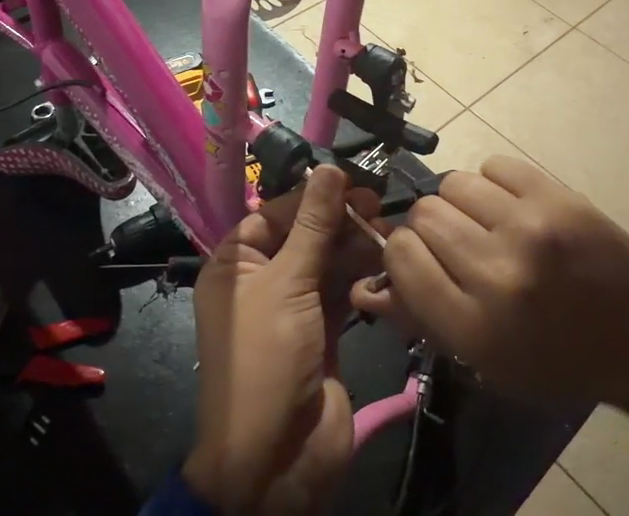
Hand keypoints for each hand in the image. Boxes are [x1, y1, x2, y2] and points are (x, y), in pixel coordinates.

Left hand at [183, 167, 381, 514]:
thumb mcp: (288, 285)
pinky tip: (389, 265)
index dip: (312, 196)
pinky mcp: (323, 334)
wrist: (277, 459)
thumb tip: (330, 169)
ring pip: (327, 264)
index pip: (273, 213)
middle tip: (381, 208)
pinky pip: (343, 293)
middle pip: (304, 236)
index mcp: (235, 266)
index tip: (354, 181)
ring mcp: (293, 310)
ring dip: (357, 248)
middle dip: (340, 221)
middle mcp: (262, 282)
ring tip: (393, 234)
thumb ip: (314, 226)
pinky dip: (363, 279)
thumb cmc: (267, 360)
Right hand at [351, 156, 628, 412]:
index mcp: (472, 324)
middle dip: (433, 229)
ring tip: (487, 224)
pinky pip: (495, 165)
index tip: (422, 259)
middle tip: (460, 245)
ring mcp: (529, 228)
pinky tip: (513, 208)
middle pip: (424, 214)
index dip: (404, 254)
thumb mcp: (483, 362)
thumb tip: (362, 286)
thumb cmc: (554, 362)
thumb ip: (420, 318)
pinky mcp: (558, 196)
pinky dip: (495, 184)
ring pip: (454, 184)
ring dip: (462, 203)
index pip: (401, 256)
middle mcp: (495, 271)